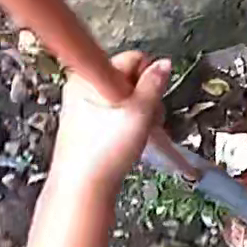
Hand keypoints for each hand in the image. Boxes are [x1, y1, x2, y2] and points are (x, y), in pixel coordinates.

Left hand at [48, 52, 171, 194]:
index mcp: (90, 75)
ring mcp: (83, 103)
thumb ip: (154, 84)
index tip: (150, 100)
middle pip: (128, 77)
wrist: (82, 188)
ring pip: (125, 95)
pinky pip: (115, 110)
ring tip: (139, 132)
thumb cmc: (105, 151)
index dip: (147, 78)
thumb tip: (164, 64)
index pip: (131, 58)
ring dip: (140, 111)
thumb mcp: (139, 113)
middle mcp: (83, 84)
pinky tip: (130, 137)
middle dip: (145, 96)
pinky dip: (128, 120)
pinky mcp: (86, 121)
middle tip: (146, 119)